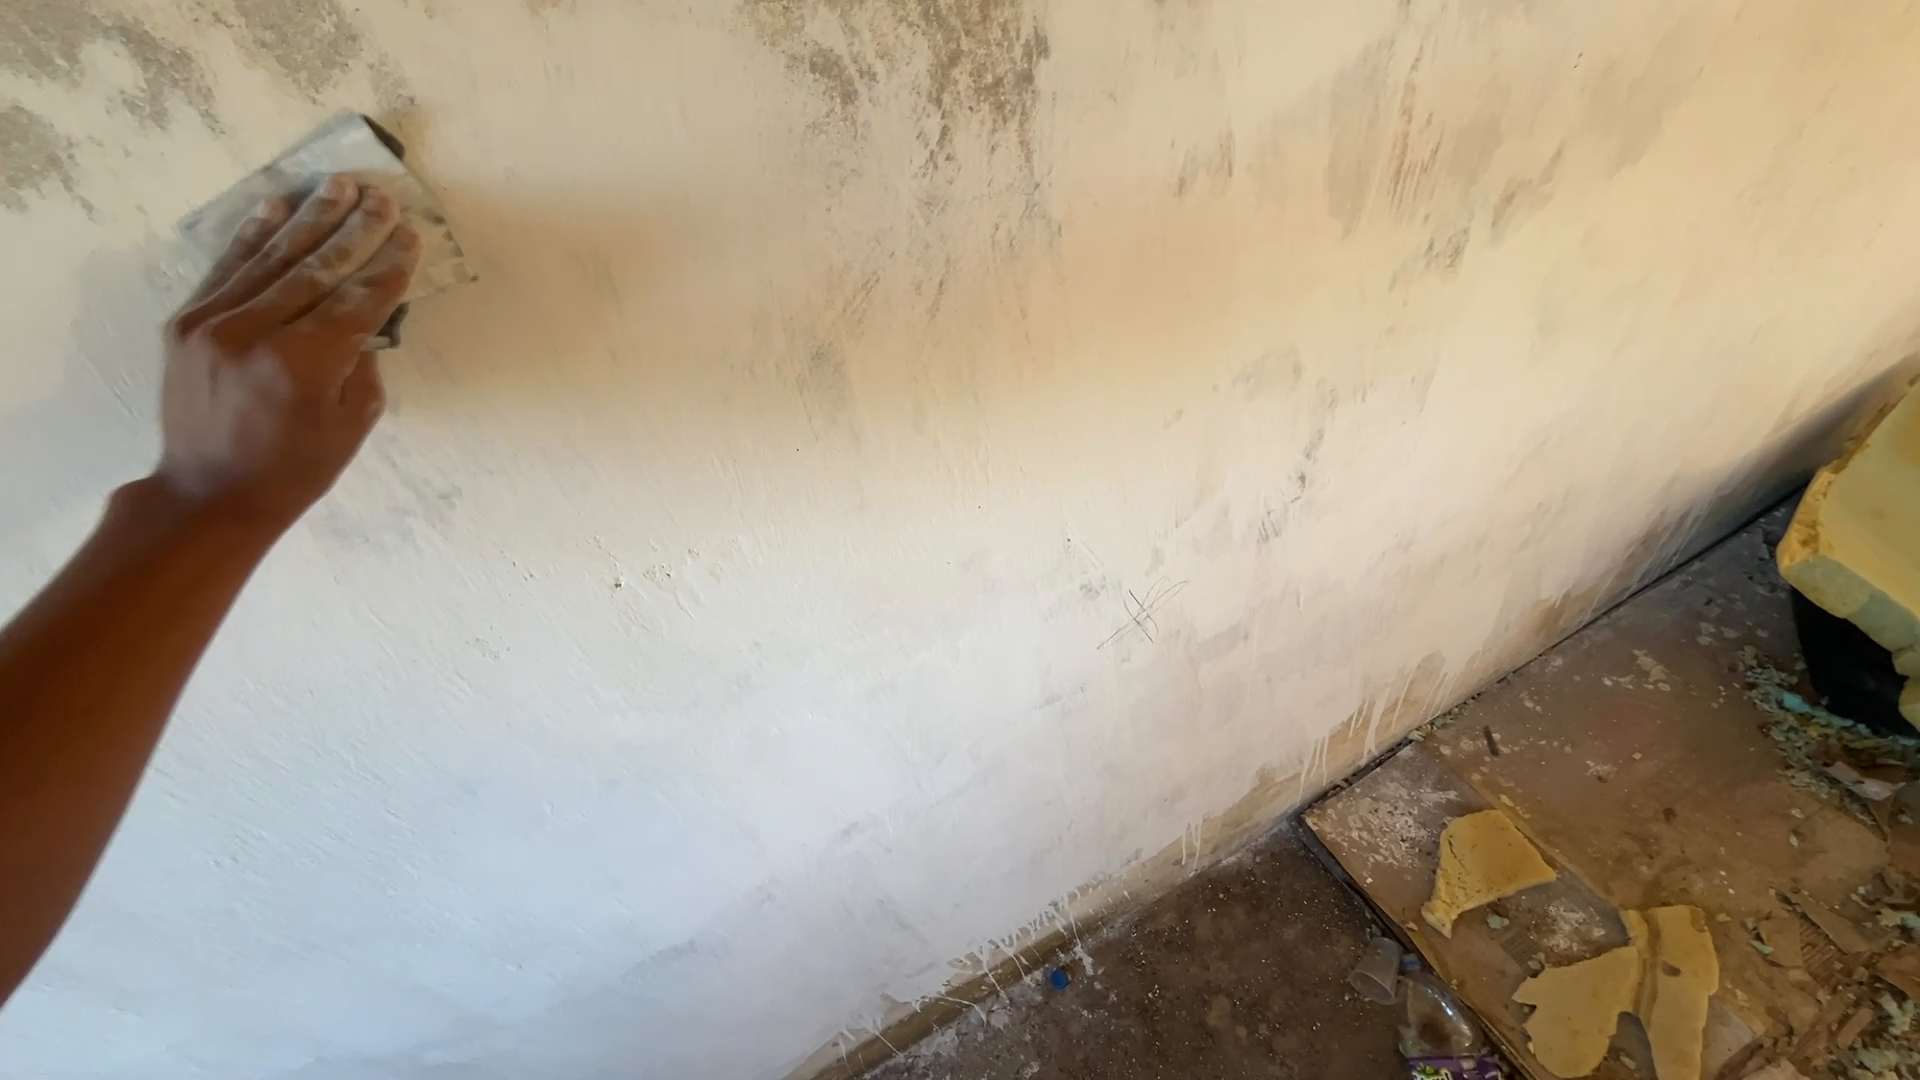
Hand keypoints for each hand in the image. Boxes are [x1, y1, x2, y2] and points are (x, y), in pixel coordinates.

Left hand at [157, 174, 419, 529]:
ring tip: (336, 187)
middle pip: (315, 269)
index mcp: (304, 363)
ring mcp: (212, 322)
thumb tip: (369, 315)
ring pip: (272, 259)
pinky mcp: (186, 320)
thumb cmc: (301, 465)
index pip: (358, 301)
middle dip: (353, 230)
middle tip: (380, 197)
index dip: (389, 267)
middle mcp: (253, 333)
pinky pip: (227, 268)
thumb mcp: (354, 419)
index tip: (410, 236)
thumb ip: (362, 360)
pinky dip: (253, 235)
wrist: (212, 489)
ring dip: (308, 220)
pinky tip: (277, 207)